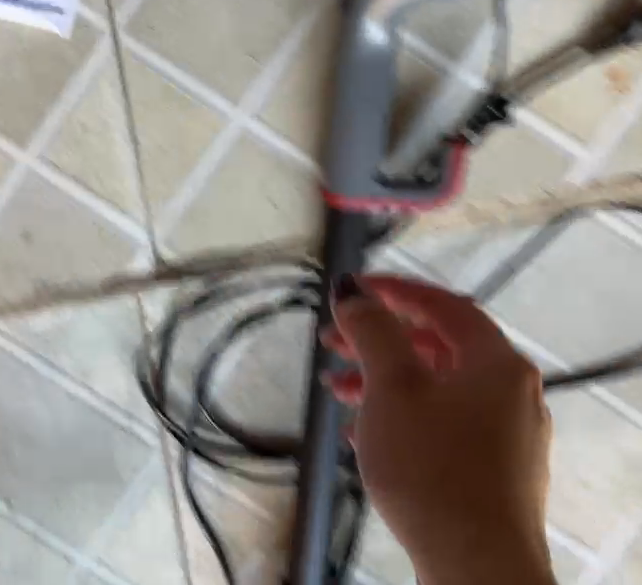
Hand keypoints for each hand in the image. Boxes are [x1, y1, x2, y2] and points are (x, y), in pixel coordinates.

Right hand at [325, 274, 554, 584]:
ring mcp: (506, 431)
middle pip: (437, 343)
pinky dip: (398, 406)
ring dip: (380, 374)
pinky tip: (363, 426)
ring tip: (336, 388)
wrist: (473, 557)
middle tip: (331, 339)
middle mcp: (511, 393)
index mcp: (496, 366)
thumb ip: (370, 330)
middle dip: (378, 336)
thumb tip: (354, 290)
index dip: (395, 289)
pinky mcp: (493, 462)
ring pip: (435, 381)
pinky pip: (440, 414)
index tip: (349, 286)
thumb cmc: (429, 461)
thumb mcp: (388, 384)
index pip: (445, 305)